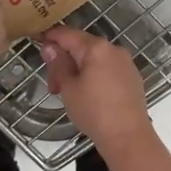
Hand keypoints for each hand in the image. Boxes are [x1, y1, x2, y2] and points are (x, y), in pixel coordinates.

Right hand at [38, 26, 152, 151]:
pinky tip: (89, 95)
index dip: (50, 37)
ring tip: (69, 93)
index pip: (67, 34)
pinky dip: (94, 75)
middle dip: (64, 61)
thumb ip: (58, 64)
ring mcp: (126, 63)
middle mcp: (113, 49)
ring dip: (78, 70)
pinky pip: (108, 69)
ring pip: (95, 59)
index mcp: (96, 48)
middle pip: (82, 46)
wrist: (128, 136)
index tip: (37, 44)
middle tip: (53, 85)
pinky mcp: (132, 77)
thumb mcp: (68, 88)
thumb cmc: (94, 111)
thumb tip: (50, 47)